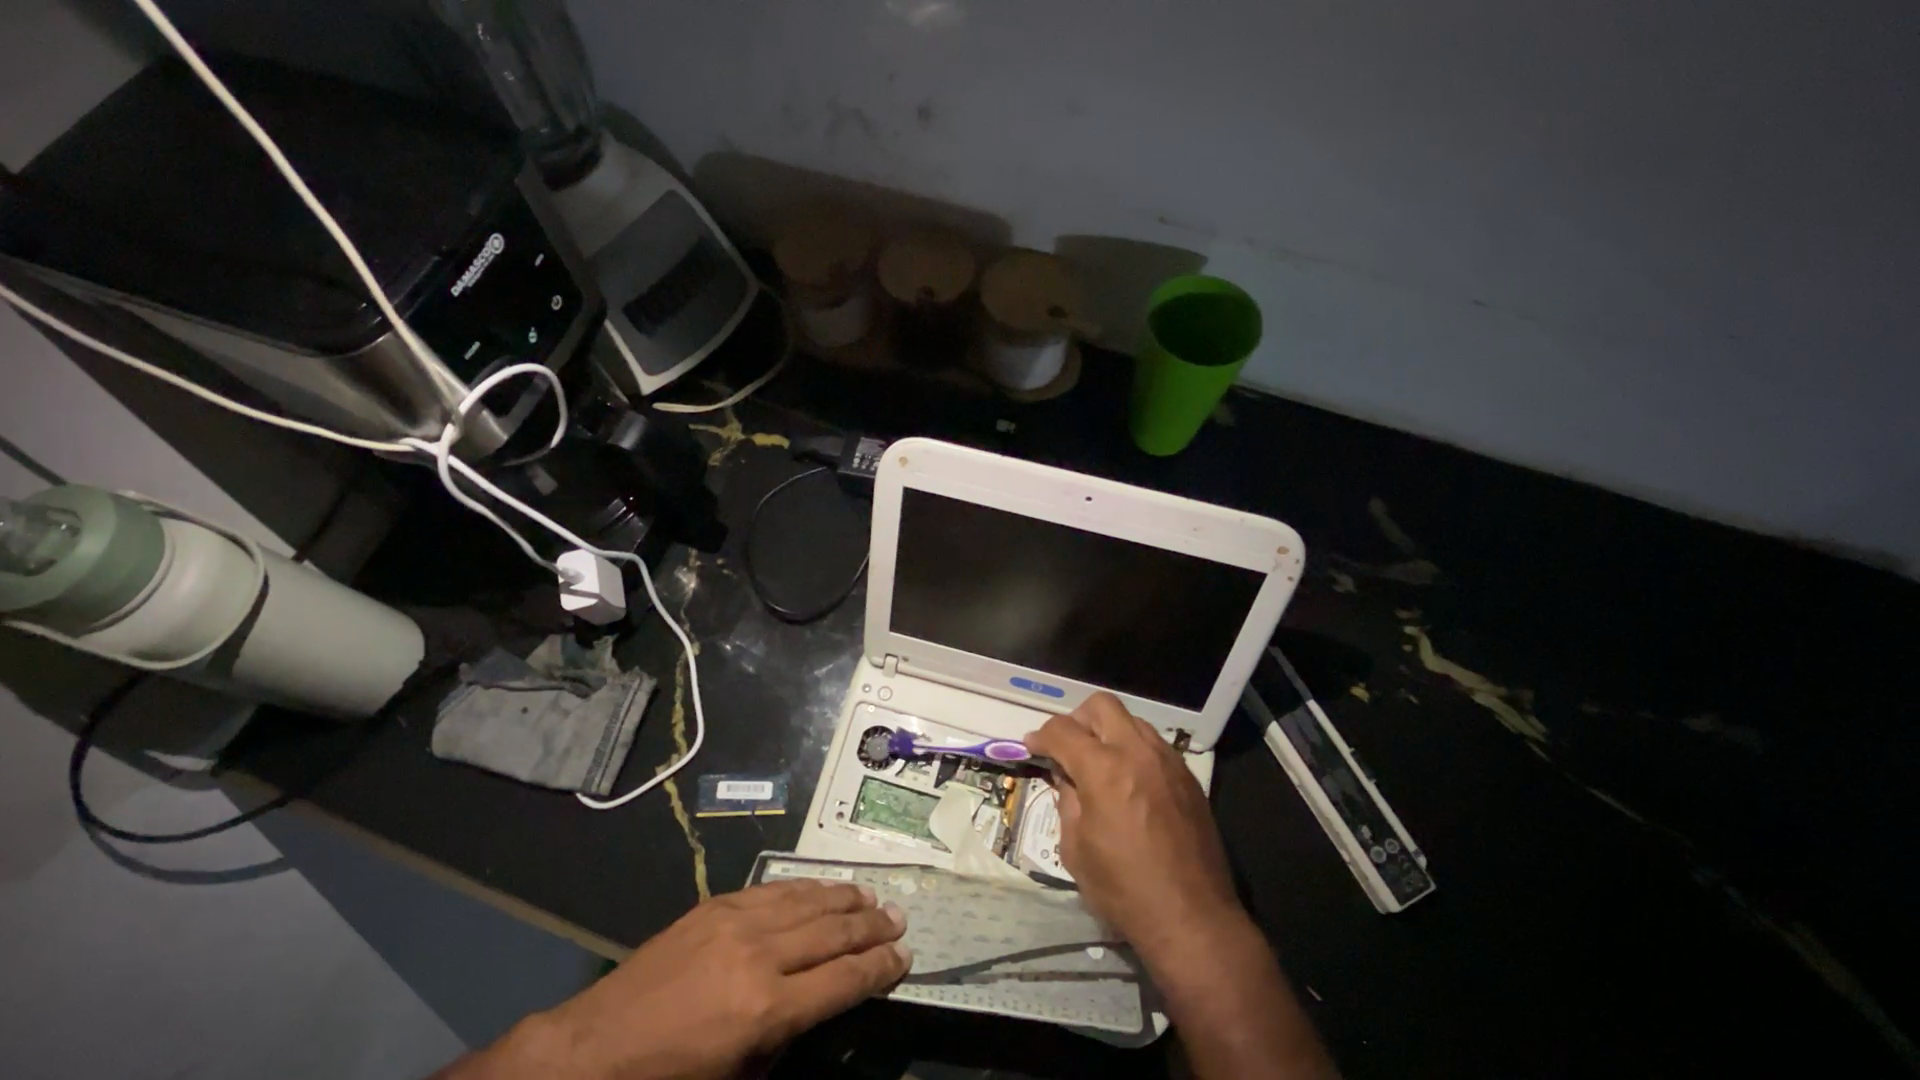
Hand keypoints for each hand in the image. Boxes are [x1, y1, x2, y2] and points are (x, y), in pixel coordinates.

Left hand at [447, 880, 909, 1079]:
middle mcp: (762, 956)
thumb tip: (823, 998)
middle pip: (834, 931)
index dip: (881, 967)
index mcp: (770, 1008)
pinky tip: (823, 887)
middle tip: (900, 919)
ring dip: (846, 898)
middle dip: (872, 926)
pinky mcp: (716, 906)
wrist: (598, 1048)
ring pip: (808, 901)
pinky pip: (774, 890)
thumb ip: (790, 1033)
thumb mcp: (743, 1073)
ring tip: (872, 896)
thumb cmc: (673, 1076)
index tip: (906, 956)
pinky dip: (806, 887)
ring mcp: (737, 924)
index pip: (845, 979)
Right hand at [1028, 694, 1338, 1077]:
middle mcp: (1138, 753)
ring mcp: (1168, 762)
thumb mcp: (1075, 848)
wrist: (1191, 917)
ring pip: (1132, 721)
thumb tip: (1066, 777)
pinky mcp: (1188, 778)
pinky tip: (1128, 785)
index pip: (1062, 730)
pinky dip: (1134, 752)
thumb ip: (1067, 801)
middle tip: (1067, 750)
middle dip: (1077, 720)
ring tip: (1099, 766)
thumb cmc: (1123, 889)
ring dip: (1109, 733)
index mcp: (1103, 769)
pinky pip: (1155, 746)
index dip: (1040, 736)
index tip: (1032, 747)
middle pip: (1101, 706)